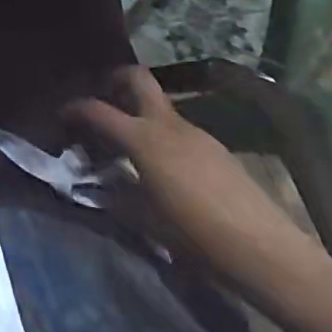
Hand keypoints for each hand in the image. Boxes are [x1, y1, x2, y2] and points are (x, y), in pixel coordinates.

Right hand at [65, 66, 331, 331]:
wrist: (268, 252)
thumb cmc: (197, 237)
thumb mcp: (145, 221)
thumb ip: (117, 194)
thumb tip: (99, 180)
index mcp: (144, 140)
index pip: (98, 110)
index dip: (75, 108)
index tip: (62, 115)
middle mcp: (169, 125)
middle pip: (138, 79)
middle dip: (116, 79)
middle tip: (102, 97)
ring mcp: (198, 133)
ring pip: (161, 107)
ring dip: (140, 113)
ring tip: (129, 144)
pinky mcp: (217, 149)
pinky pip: (180, 129)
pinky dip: (163, 135)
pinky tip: (164, 166)